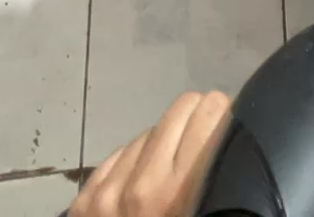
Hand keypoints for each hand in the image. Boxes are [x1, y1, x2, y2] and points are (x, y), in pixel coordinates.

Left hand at [72, 92, 230, 216]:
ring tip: (168, 174)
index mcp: (181, 192)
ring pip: (150, 129)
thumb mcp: (206, 210)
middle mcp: (143, 184)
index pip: (210, 110)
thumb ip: (215, 178)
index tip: (225, 127)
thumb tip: (228, 130)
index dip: (221, 115)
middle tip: (200, 144)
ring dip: (162, 145)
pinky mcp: (85, 201)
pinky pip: (121, 152)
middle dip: (195, 120)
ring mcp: (108, 192)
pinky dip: (133, 162)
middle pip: (181, 108)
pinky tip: (141, 183)